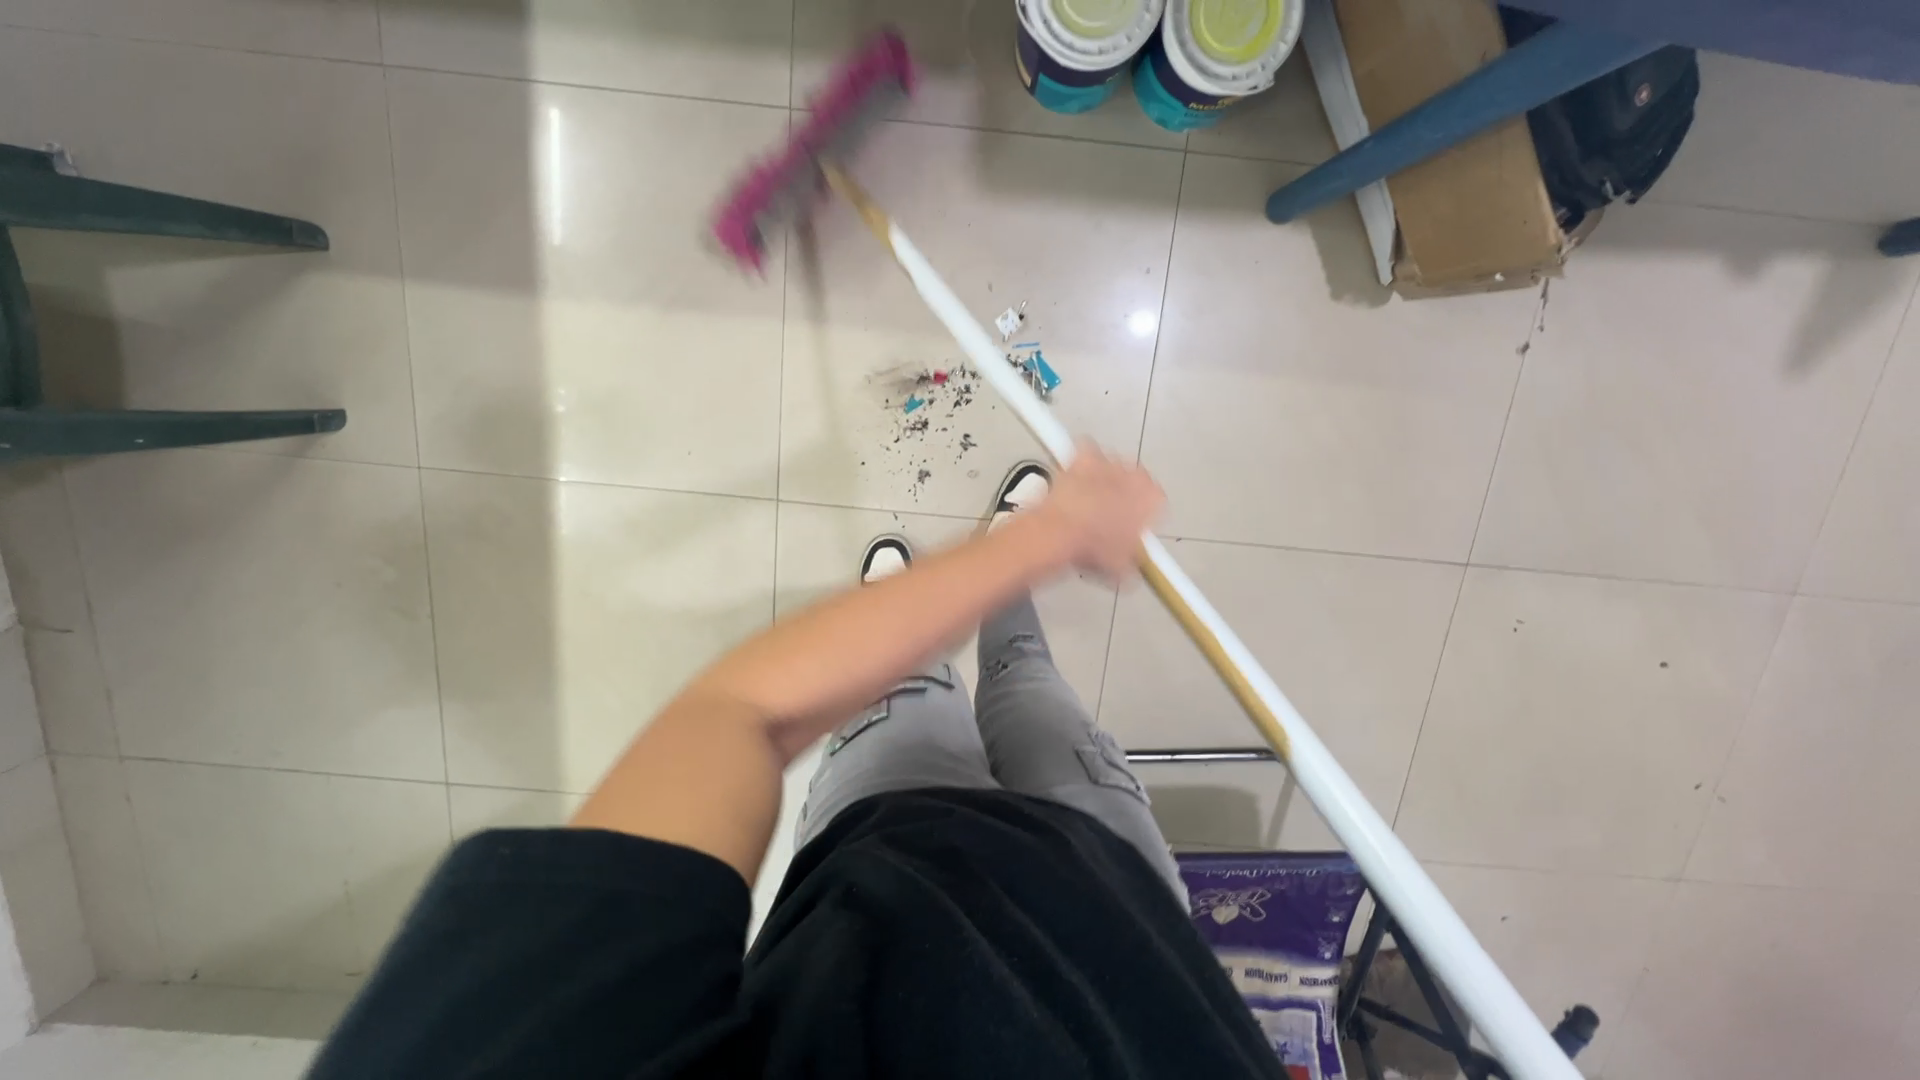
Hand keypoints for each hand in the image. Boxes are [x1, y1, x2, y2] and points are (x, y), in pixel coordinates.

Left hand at [1028, 441, 1163, 582]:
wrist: (1061, 531)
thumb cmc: (1094, 547)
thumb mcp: (1121, 566)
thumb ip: (1132, 559)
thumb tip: (1128, 564)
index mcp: (1153, 499)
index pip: (1156, 500)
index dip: (1142, 513)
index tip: (1130, 524)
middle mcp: (1137, 476)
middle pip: (1136, 480)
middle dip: (1124, 493)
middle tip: (1108, 513)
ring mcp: (1111, 462)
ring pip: (1113, 465)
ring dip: (1105, 478)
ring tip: (1089, 498)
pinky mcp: (1085, 455)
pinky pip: (1089, 452)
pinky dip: (1084, 462)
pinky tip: (1076, 479)